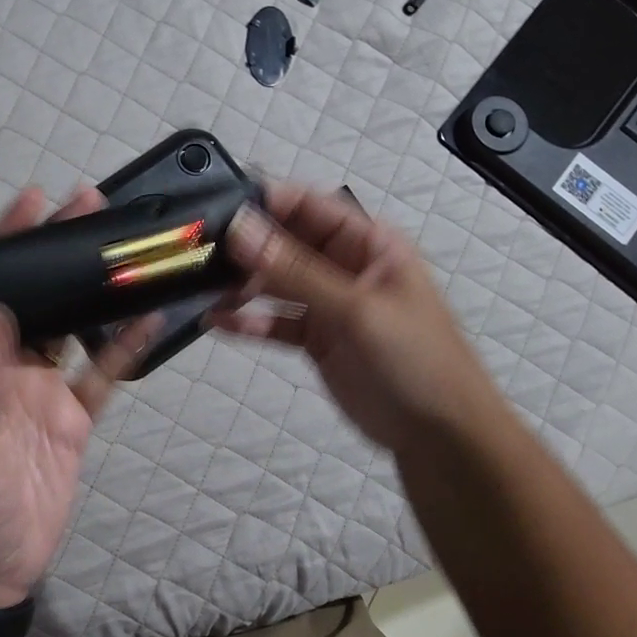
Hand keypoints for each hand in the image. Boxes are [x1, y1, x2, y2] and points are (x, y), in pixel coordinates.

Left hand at [0, 186, 161, 609]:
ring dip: (94, 291)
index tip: (31, 203)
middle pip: (35, 300)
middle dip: (58, 254)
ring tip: (125, 248)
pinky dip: (124, 349)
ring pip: (72, 329)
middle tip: (89, 206)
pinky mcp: (74, 420)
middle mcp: (7, 370)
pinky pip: (102, 377)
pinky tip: (151, 320)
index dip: (6, 248)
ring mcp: (44, 393)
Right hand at [210, 183, 506, 453]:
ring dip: (241, 284)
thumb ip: (295, 270)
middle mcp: (344, 265)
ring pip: (274, 282)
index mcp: (368, 243)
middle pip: (284, 242)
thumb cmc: (414, 359)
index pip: (308, 206)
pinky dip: (248, 321)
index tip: (217, 213)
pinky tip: (216, 322)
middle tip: (197, 255)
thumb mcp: (356, 309)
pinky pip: (274, 321)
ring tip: (201, 288)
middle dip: (244, 246)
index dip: (265, 204)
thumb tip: (240, 229)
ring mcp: (328, 303)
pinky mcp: (314, 338)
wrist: (439, 432)